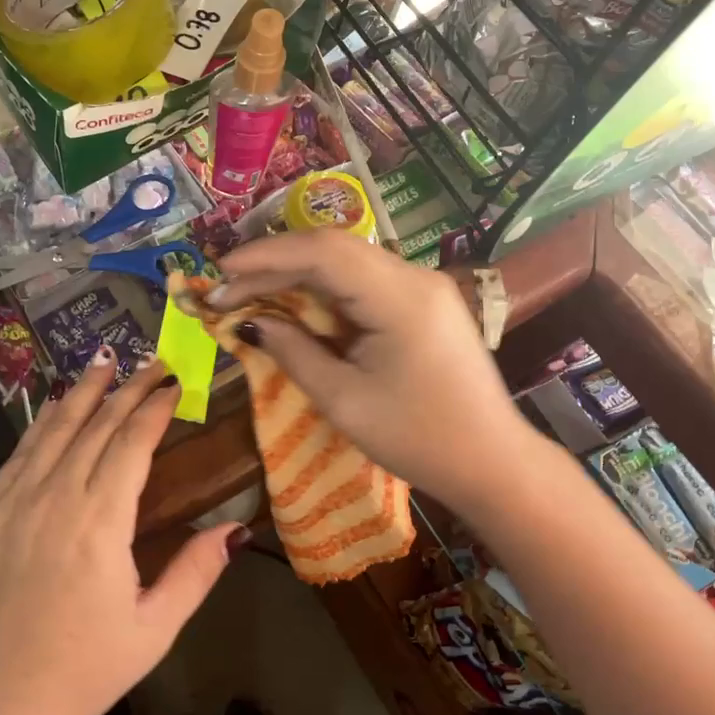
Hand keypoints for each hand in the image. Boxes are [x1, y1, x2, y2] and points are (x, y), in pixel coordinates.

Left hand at [0, 350, 246, 714]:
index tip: (177, 382)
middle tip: (153, 361)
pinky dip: (42, 423)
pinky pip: (20, 453)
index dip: (156, 407)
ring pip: (54, 429)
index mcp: (99, 522)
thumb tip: (235, 527)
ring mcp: (16, 502)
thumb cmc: (84, 669)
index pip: (132, 442)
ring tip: (105, 361)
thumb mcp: (153, 630)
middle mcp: (55, 498)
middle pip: (96, 425)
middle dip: (128, 388)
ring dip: (83, 392)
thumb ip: (195, 574)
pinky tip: (55, 407)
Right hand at [209, 229, 540, 514]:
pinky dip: (321, 288)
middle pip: (332, 249)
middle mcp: (414, 277)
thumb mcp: (344, 401)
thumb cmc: (419, 439)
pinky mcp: (422, 301)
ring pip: (345, 260)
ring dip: (294, 273)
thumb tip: (250, 322)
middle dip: (273, 263)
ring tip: (248, 292)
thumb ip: (293, 352)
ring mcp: (422, 286)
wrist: (494, 465)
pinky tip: (292, 302)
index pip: (322, 253)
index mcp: (401, 298)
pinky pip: (361, 280)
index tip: (220, 271)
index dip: (265, 256)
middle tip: (225, 287)